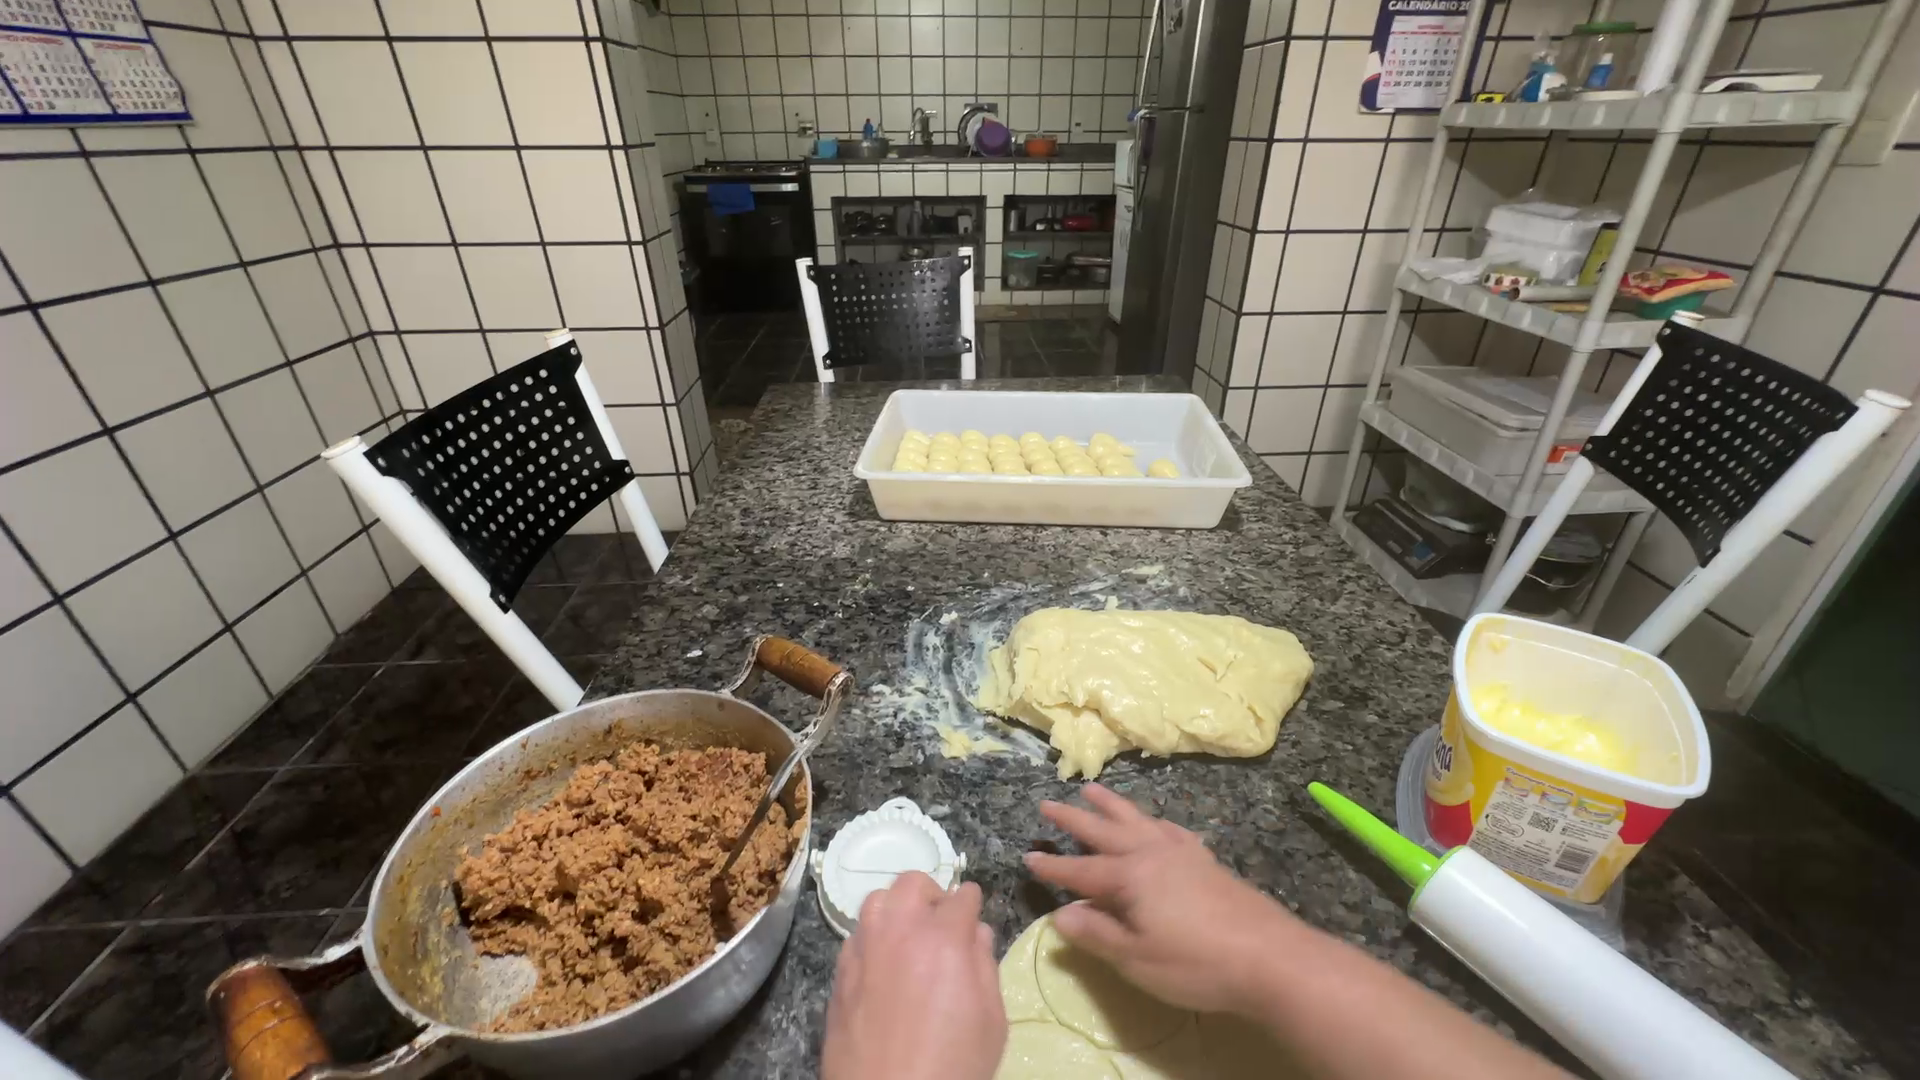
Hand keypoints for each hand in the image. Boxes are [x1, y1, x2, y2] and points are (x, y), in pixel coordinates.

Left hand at [821, 872, 1007, 1079]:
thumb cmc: (952, 1068)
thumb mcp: (991, 1022)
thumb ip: (986, 967)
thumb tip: (977, 934)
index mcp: (944, 938)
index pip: (963, 896)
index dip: (972, 905)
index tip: (974, 914)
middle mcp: (900, 931)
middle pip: (912, 883)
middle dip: (932, 894)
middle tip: (941, 923)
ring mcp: (864, 949)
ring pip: (877, 900)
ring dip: (897, 909)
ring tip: (908, 938)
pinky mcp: (840, 973)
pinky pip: (856, 935)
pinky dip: (872, 937)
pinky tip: (882, 965)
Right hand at [1024, 784, 1302, 1015]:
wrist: (1269, 956)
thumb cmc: (1196, 962)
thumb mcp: (1137, 958)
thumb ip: (1097, 935)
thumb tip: (1060, 915)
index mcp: (1129, 877)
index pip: (1080, 871)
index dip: (1052, 868)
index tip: (1026, 857)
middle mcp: (1150, 853)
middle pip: (1103, 831)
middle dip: (1073, 819)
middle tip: (1047, 804)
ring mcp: (1179, 852)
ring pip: (1136, 819)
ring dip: (1110, 806)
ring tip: (1090, 789)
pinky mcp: (1204, 859)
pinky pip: (1169, 828)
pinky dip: (1152, 821)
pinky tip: (1153, 823)